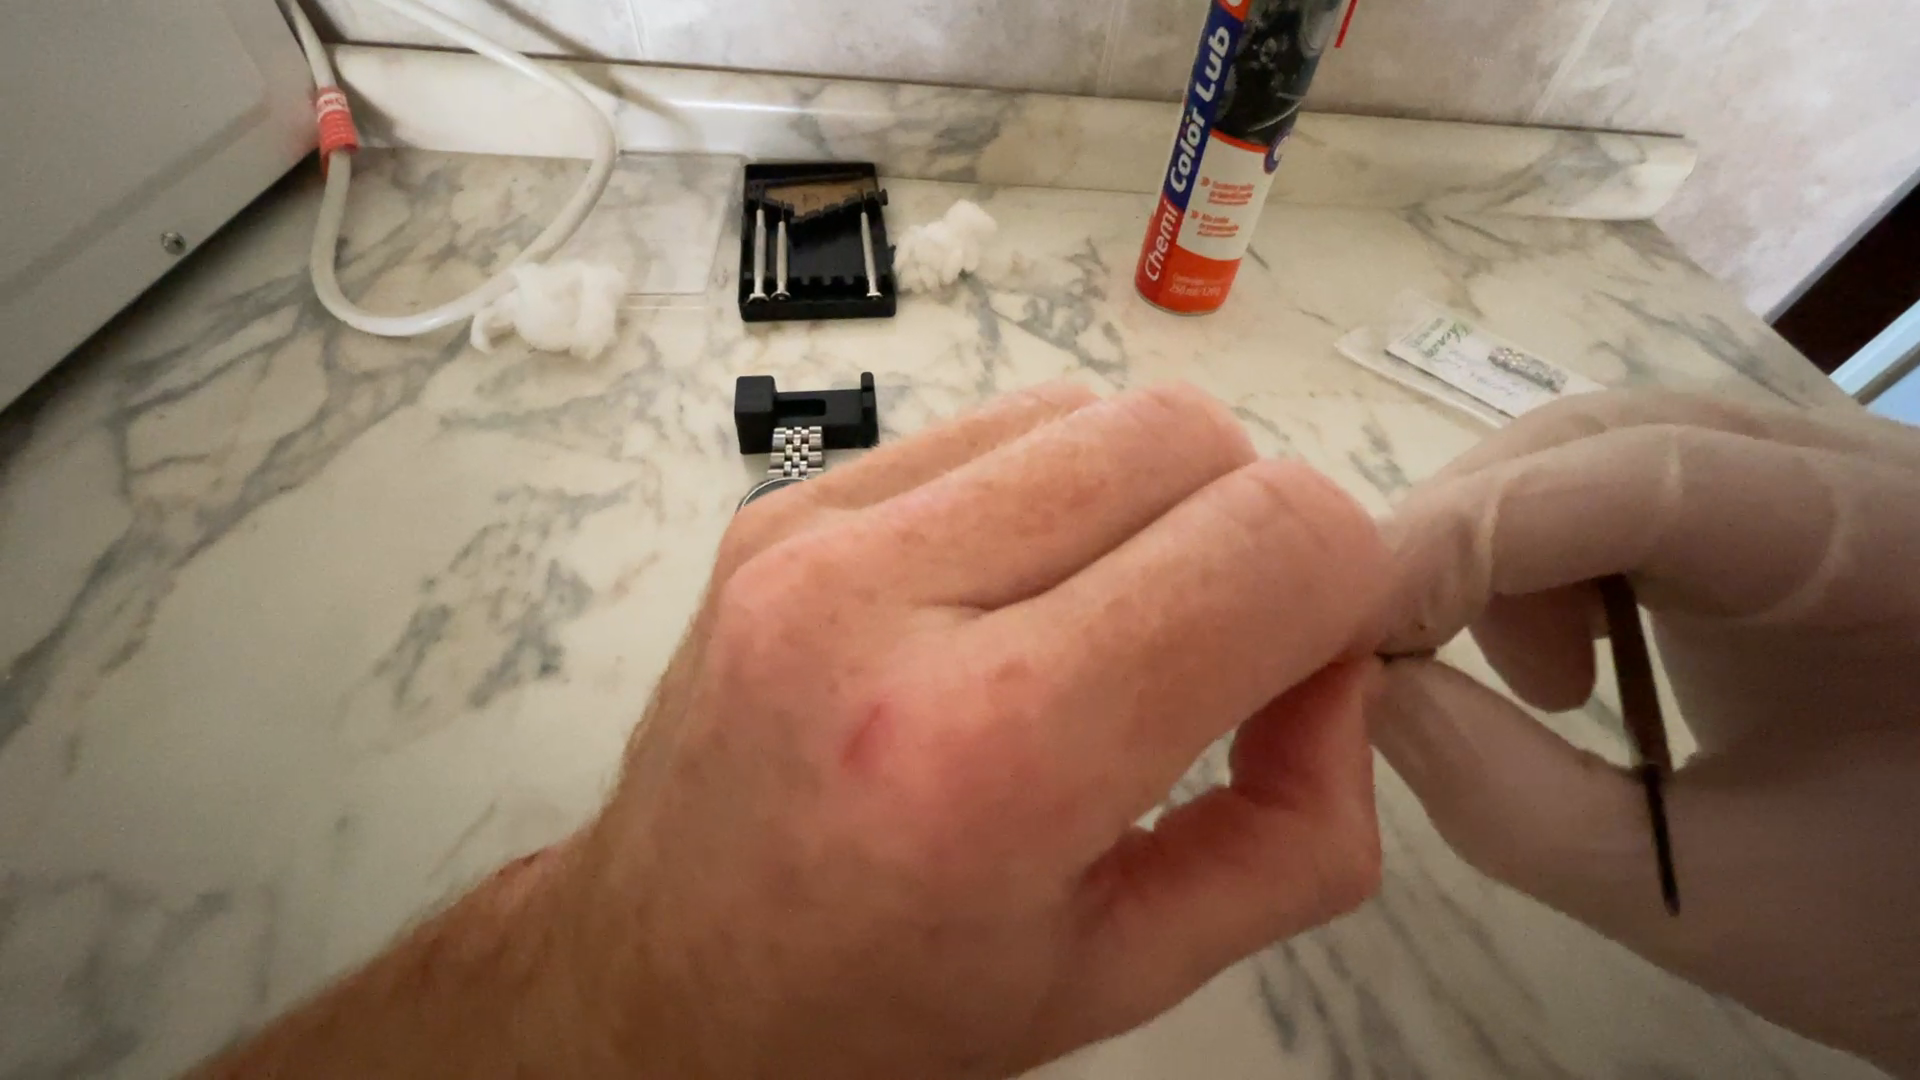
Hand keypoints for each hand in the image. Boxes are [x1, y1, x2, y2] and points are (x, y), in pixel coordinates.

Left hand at [547, 382, 1387, 1077]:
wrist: (667, 968)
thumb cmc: (879, 998)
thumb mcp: (1126, 965)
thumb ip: (1294, 825)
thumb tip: (1333, 662)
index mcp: (991, 751)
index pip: (1269, 544)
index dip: (1343, 575)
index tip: (1314, 641)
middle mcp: (884, 605)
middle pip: (1178, 436)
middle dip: (1245, 518)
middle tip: (1211, 624)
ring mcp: (814, 535)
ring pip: (1084, 410)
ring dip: (1140, 493)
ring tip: (1100, 604)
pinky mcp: (782, 507)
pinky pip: (985, 431)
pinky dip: (1046, 484)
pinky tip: (1012, 581)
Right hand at [1370, 390, 1919, 1075]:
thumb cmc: (1898, 924)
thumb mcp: (1704, 896)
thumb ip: (1508, 803)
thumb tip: (1354, 687)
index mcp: (1900, 552)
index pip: (1645, 481)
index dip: (1468, 538)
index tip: (1346, 634)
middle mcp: (1849, 473)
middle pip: (1589, 443)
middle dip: (1459, 543)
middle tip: (1404, 660)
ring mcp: (1792, 480)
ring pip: (1572, 455)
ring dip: (1484, 554)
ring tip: (1531, 687)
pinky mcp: (1743, 510)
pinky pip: (1584, 491)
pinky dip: (1518, 565)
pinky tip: (1559, 662)